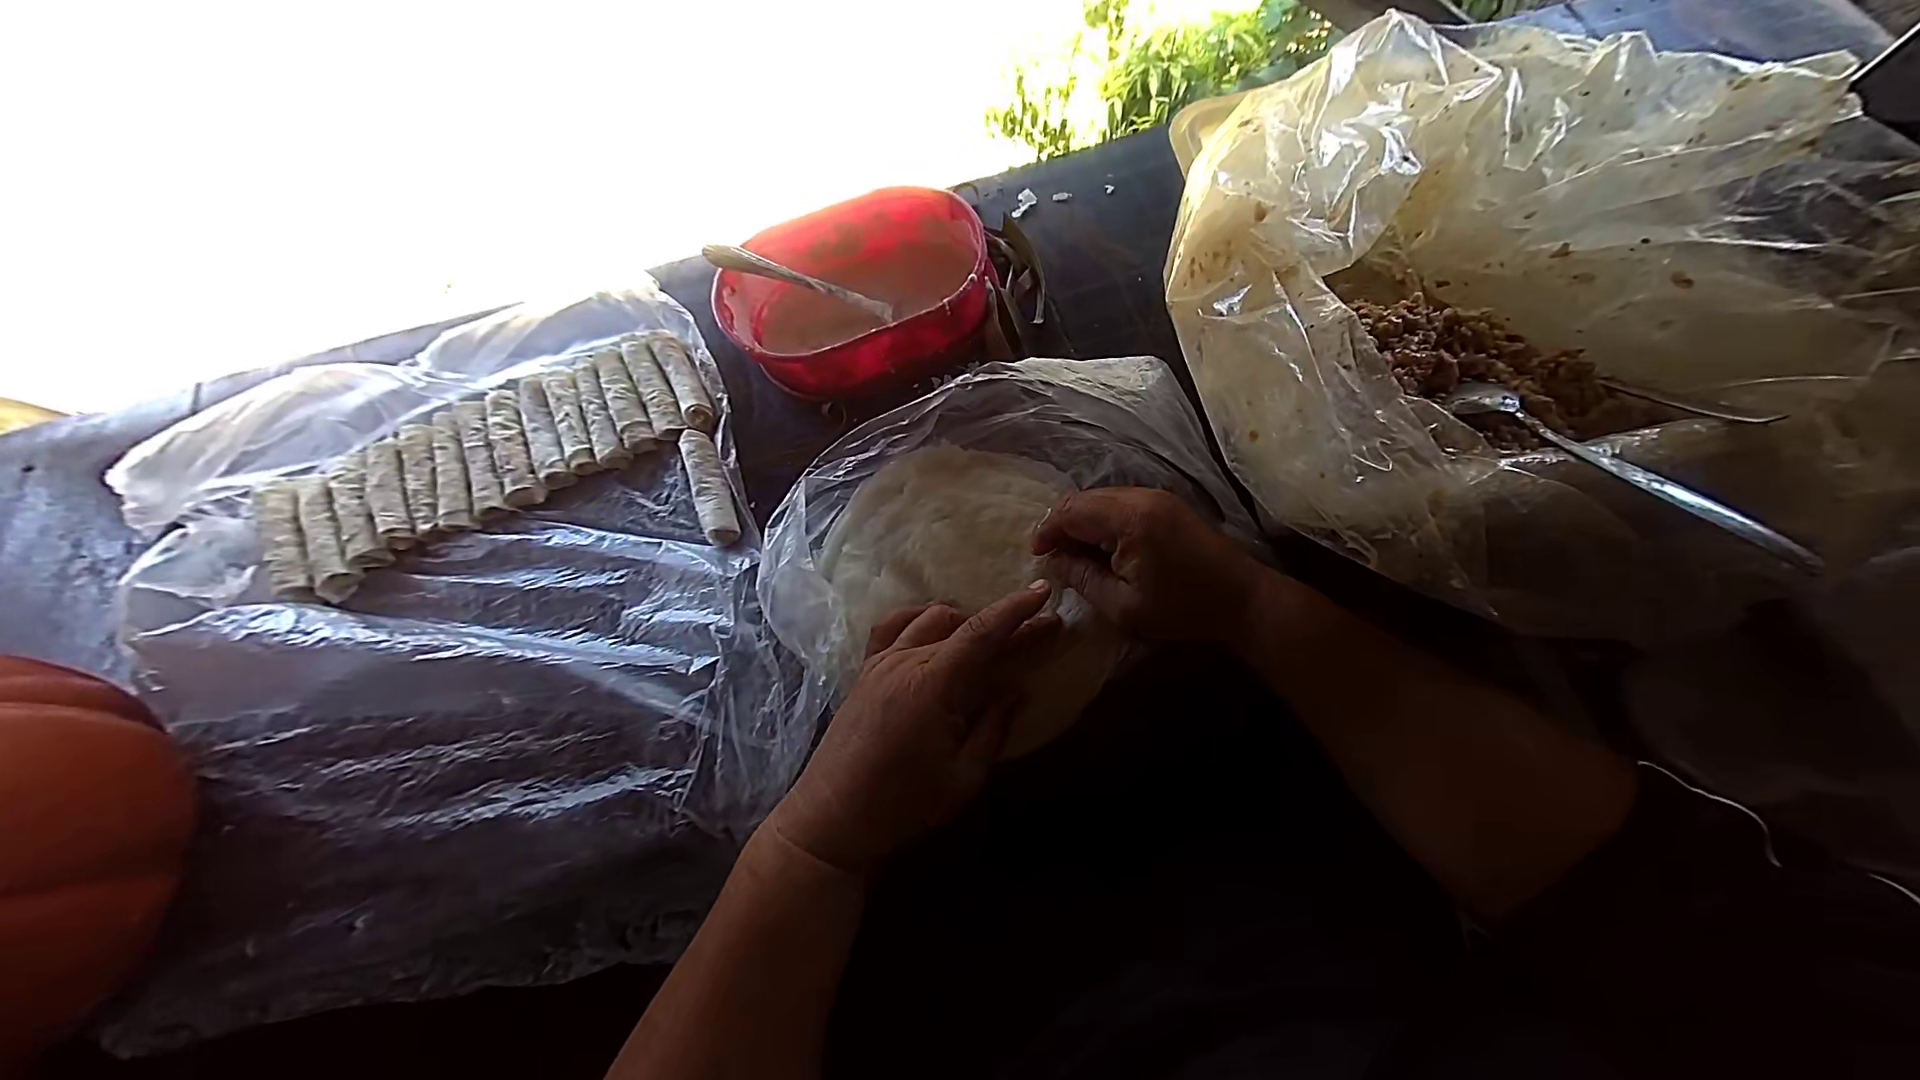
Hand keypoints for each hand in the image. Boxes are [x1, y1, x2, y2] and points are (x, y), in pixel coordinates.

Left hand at [764, 583, 1059, 875]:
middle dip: (1003, 623)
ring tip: (988, 638)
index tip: (1043, 593)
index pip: (981, 633)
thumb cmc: (901, 805)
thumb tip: (1016, 692)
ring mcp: (880, 662)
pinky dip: (920, 619)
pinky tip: (932, 629)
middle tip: (1034, 631)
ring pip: (929, 619)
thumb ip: (993, 728)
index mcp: (932, 685)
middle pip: (962, 626)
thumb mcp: (962, 777)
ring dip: (964, 620)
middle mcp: (904, 661)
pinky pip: (893, 627)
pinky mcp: (864, 671)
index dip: (1015, 610)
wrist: (832, 817)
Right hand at [1032, 487, 1271, 643]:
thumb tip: (1054, 561)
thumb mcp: (1123, 606)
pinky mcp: (1166, 504)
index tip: (1036, 553)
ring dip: (1081, 521)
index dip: (1048, 530)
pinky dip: (1101, 520)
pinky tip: (1100, 545)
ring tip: (1072, 552)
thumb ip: (1083, 579)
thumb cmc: (1182, 608)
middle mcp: (1142, 497)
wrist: (1242, 599)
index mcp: (1130, 519)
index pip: (1072, 511)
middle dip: (1061, 524)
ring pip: (1101, 498)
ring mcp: (1157, 497)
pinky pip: (1120, 503)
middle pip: (1084, 498)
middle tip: (1051, 554)